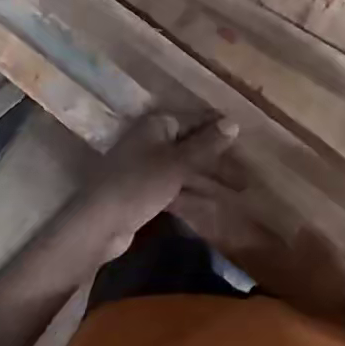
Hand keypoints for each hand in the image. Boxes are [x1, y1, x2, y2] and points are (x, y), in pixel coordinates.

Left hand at [71, 113, 237, 260]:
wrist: (98, 225)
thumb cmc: (139, 183)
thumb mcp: (177, 163)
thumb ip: (206, 144)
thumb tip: (233, 122)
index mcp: (157, 125)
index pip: (195, 120)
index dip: (219, 128)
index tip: (245, 136)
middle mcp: (152, 140)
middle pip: (192, 146)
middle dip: (218, 160)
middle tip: (246, 174)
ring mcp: (147, 167)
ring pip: (185, 169)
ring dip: (209, 179)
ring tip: (238, 191)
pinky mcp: (144, 192)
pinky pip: (176, 188)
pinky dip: (193, 194)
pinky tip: (214, 205)